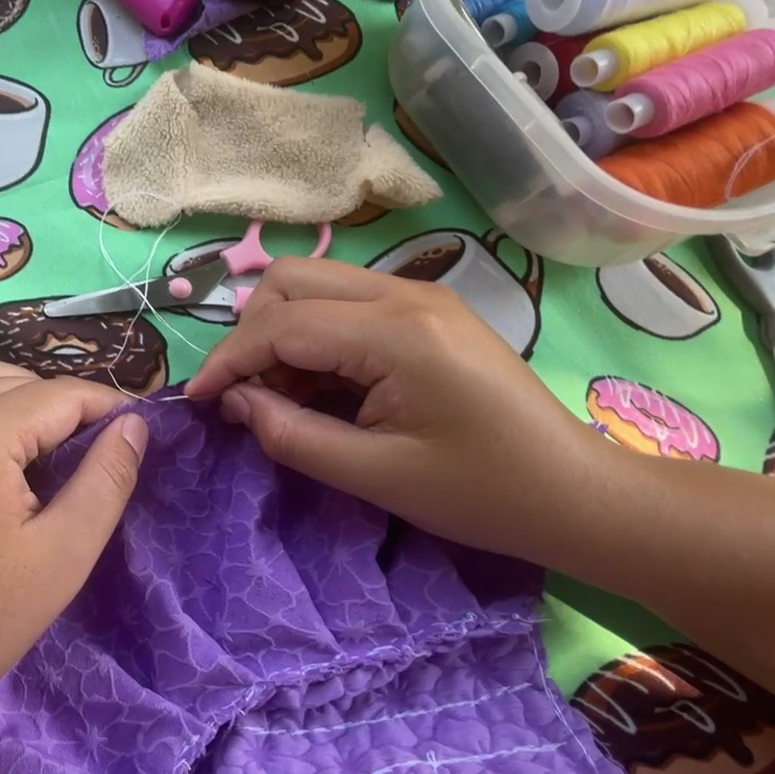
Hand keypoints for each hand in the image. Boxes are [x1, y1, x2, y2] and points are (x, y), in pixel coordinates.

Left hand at [0, 358, 147, 719]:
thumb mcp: (65, 553)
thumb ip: (106, 479)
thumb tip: (134, 425)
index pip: (59, 394)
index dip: (106, 406)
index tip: (136, 430)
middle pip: (18, 380)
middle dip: (64, 404)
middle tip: (92, 451)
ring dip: (15, 393)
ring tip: (44, 441)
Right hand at [185, 257, 614, 560]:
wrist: (578, 494)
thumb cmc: (482, 493)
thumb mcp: (375, 476)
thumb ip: (291, 435)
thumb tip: (236, 402)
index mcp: (396, 332)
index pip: (281, 324)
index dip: (228, 361)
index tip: (196, 400)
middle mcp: (404, 293)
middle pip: (291, 280)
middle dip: (252, 335)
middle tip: (250, 395)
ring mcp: (418, 296)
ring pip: (314, 284)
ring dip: (281, 333)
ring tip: (285, 396)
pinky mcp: (425, 310)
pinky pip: (343, 304)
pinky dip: (313, 337)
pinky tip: (322, 387)